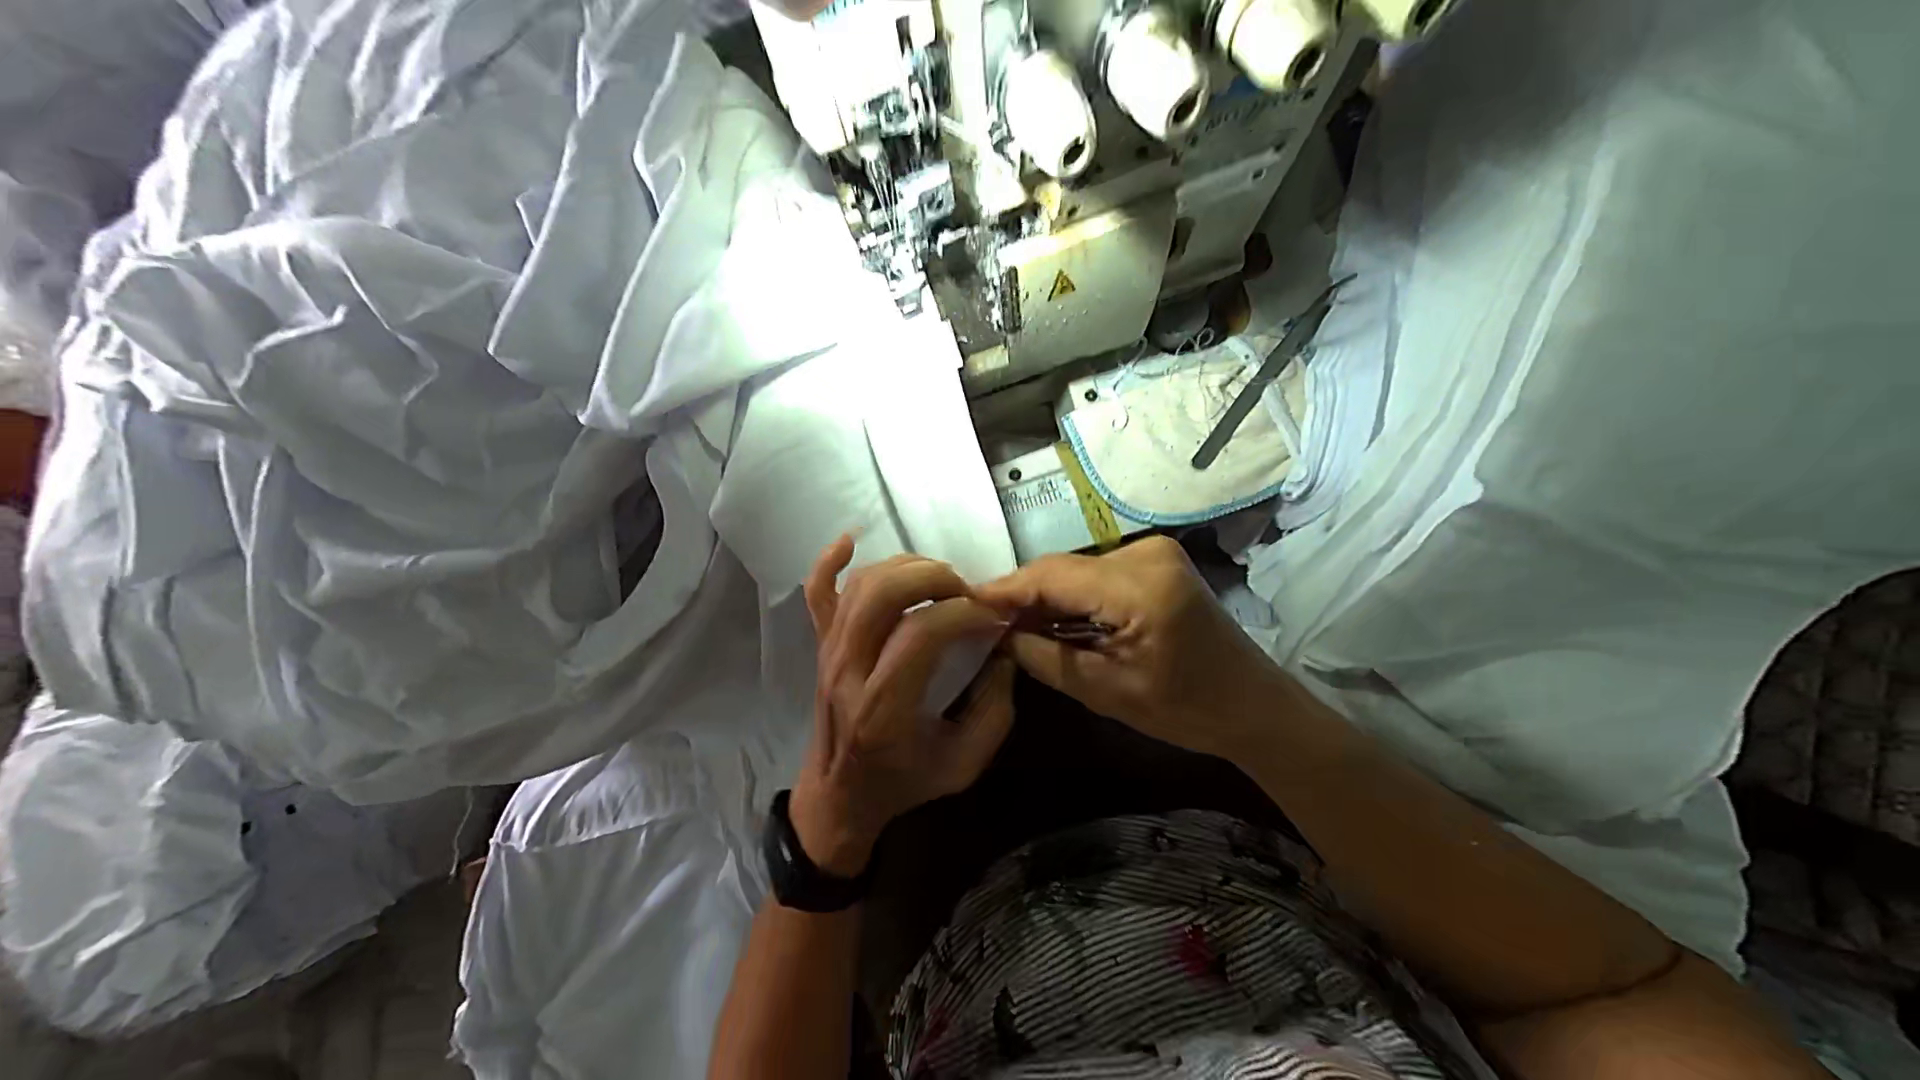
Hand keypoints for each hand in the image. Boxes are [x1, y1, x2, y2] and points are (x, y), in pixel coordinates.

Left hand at [791, 536, 1017, 876]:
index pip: (921, 632)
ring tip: (938, 580)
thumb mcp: (964, 764)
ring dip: (905, 567)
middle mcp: (848, 670)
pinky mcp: (820, 646)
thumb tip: (1003, 652)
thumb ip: (994, 709)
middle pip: (882, 594)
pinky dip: (829, 561)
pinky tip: (851, 540)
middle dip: (934, 578)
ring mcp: (828, 654)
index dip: (964, 613)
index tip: (992, 618)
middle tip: (965, 592)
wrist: (839, 799)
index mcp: (884, 706)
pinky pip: (816, 593)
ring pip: (859, 586)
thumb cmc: (903, 782)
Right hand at [975, 535, 1289, 761]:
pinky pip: (1094, 572)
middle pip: (1060, 567)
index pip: (1051, 576)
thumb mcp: (1106, 692)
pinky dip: (1069, 595)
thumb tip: (995, 634)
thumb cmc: (1186, 710)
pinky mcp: (1155, 561)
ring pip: (1074, 569)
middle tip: (981, 624)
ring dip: (1043, 596)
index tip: (961, 606)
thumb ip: (1044, 656)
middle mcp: (1145, 553)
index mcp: (1139, 586)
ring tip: (1008, 626)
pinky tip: (1049, 619)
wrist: (1253, 705)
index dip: (1002, 591)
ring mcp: (1153, 552)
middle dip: (1020, 595)